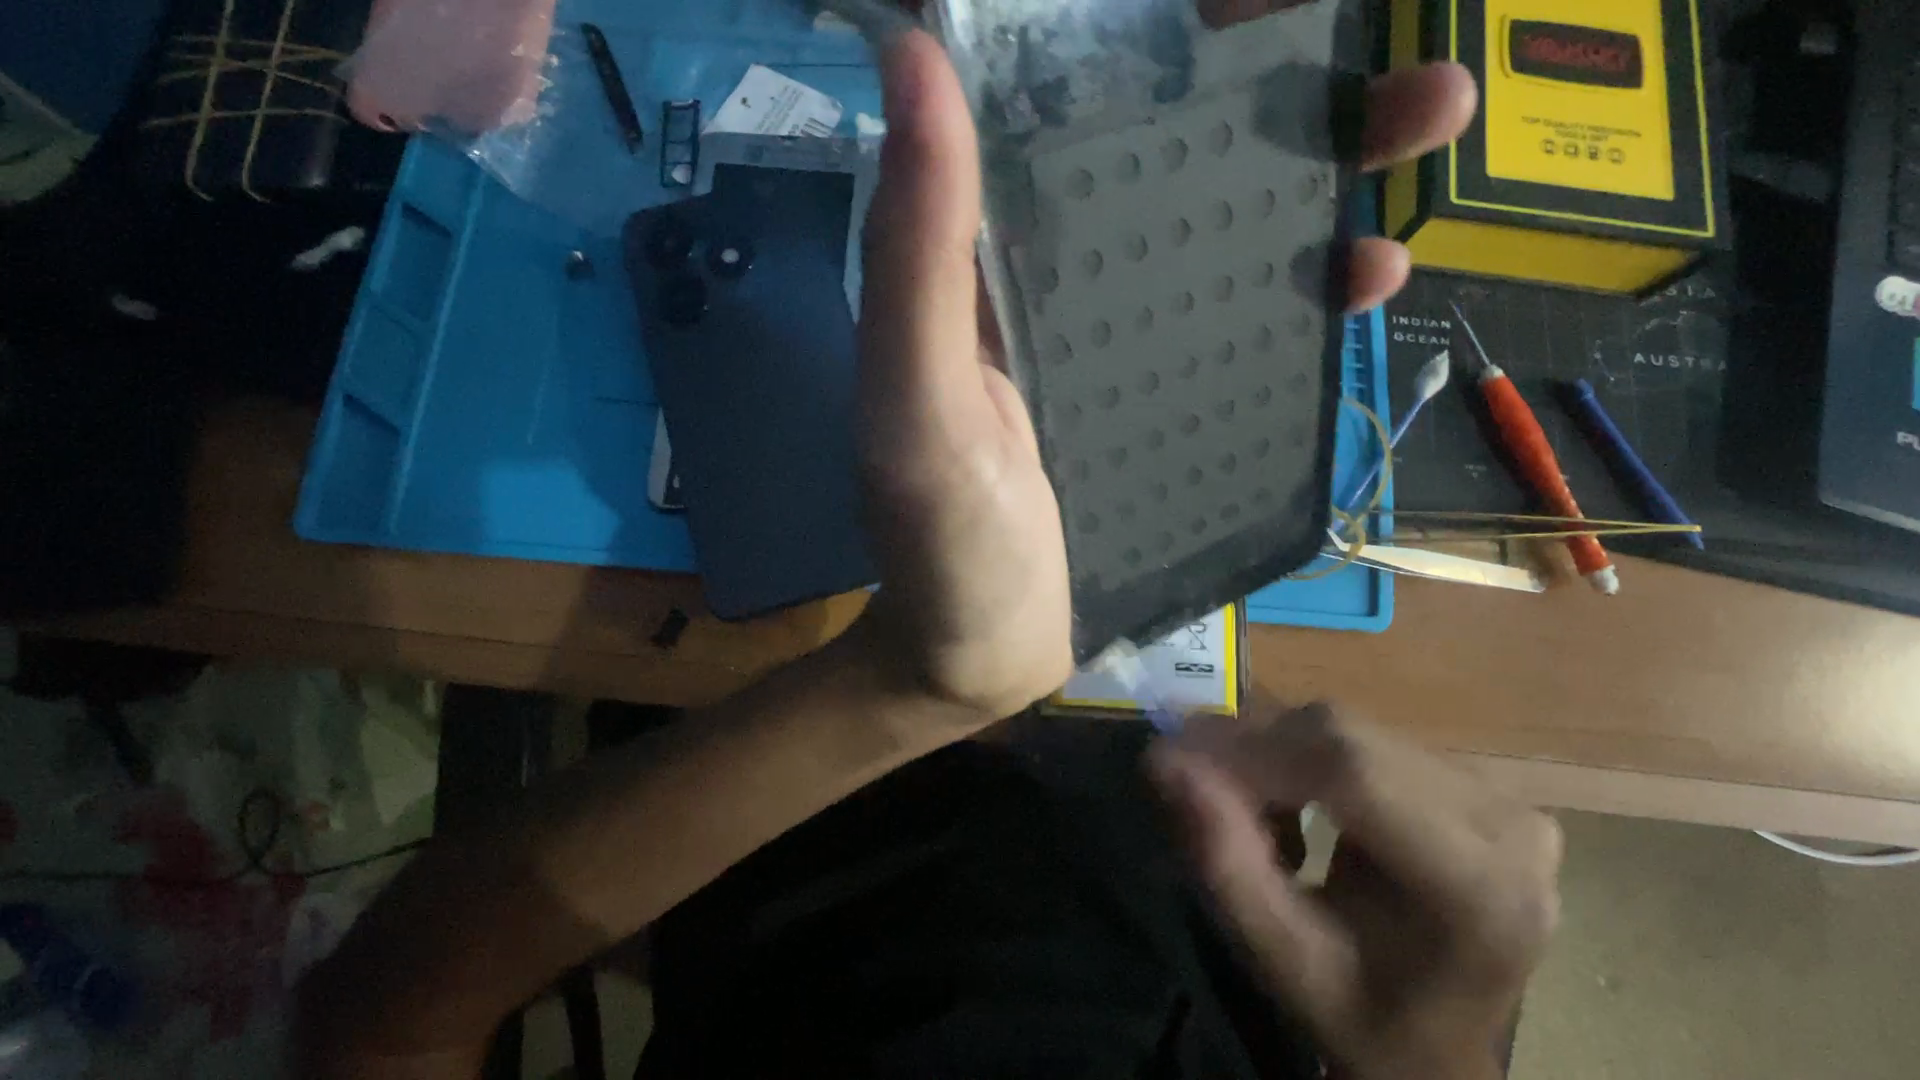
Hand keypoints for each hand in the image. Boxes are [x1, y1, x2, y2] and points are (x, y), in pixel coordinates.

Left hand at [850, 31, 1476, 722]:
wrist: (983, 654)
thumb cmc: (940, 543)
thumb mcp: (917, 403)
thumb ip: (916, 254)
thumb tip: (914, 57)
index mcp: (990, 259)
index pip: (1064, 107)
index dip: (1145, 33)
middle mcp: (1062, 279)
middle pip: (1169, 151)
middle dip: (1269, 79)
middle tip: (1378, 37)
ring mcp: (1129, 342)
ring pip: (1231, 227)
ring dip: (1324, 163)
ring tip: (1427, 109)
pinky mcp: (1176, 403)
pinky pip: (1254, 326)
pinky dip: (1313, 288)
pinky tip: (1376, 266)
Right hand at [1149, 705, 1561, 1079]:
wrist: (1437, 1043)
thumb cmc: (1361, 1015)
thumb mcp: (1282, 959)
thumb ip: (1226, 862)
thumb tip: (1165, 759)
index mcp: (1479, 886)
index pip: (1353, 773)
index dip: (1253, 752)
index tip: (1172, 757)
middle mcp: (1508, 822)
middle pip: (1348, 739)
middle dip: (1251, 747)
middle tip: (1182, 771)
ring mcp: (1500, 795)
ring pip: (1349, 729)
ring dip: (1273, 751)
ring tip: (1235, 802)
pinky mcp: (1478, 781)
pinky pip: (1365, 738)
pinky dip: (1303, 756)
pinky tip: (1288, 802)